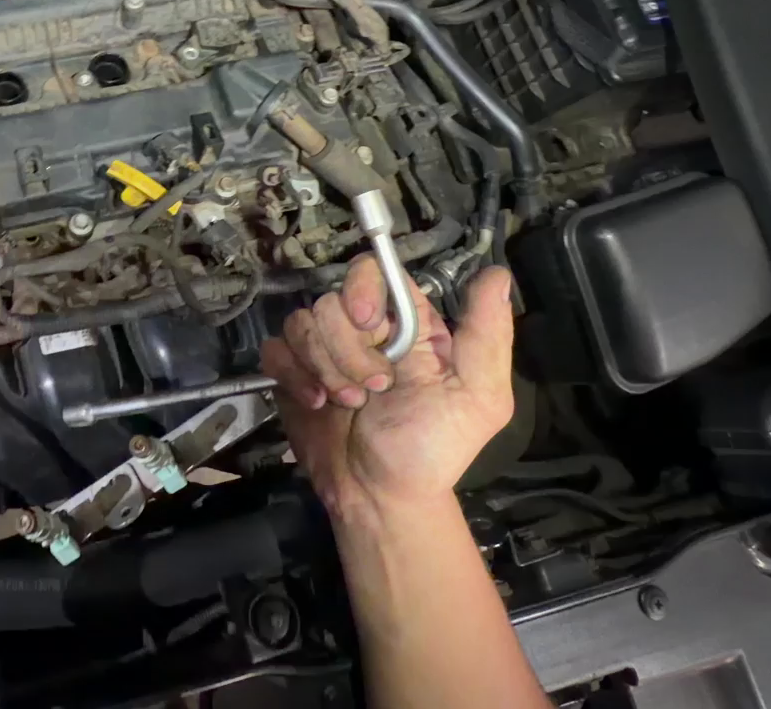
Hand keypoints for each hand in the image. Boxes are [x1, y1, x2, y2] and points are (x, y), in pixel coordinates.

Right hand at [262, 257, 515, 521]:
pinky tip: (314, 402)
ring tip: (346, 404)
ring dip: (323, 368)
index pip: (373, 273)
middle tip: (372, 391)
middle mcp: (361, 329)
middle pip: (331, 302)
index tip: (365, 321)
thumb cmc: (433, 449)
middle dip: (347, 351)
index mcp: (405, 325)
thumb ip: (487, 333)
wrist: (378, 497)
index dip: (362, 288)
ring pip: (300, 324)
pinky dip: (292, 376)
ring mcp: (321, 349)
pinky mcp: (291, 371)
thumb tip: (496, 274)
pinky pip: (274, 350)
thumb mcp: (479, 395)